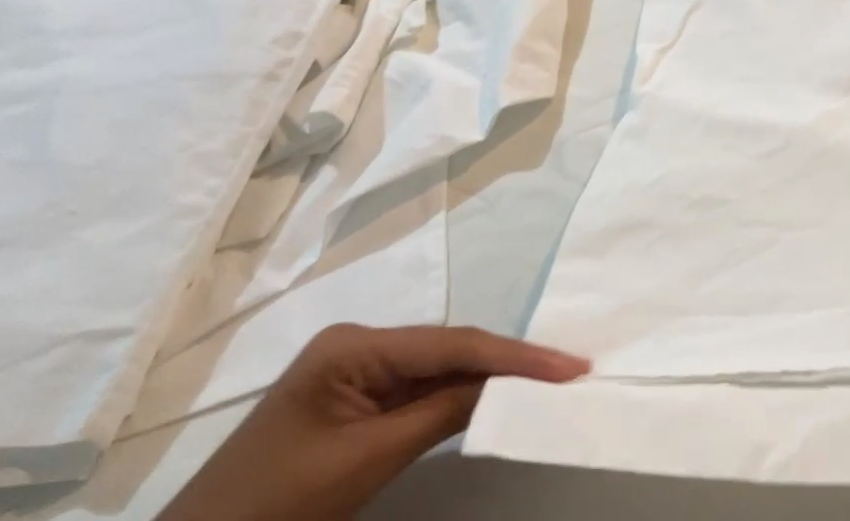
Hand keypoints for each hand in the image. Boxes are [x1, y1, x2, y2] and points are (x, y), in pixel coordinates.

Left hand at [159, 324, 589, 520]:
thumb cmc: (276, 506)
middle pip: (451, 348)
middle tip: (570, 372)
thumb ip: (445, 412)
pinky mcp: (356, 402)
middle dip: (510, 361)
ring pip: (441, 368)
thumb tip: (513, 386)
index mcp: (353, 346)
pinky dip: (461, 398)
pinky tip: (496, 399)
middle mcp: (358, 346)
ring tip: (547, 382)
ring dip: (490, 378)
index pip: (453, 344)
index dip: (517, 356)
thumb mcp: (369, 458)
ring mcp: (356, 373)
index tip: (572, 366)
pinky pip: (421, 391)